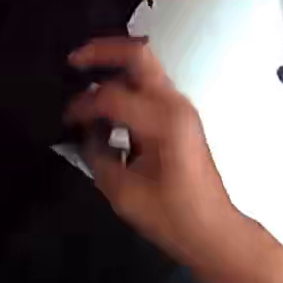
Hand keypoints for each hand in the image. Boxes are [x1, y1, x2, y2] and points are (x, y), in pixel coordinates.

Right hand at [63, 36, 245, 264]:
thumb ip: (98, 156)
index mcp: (163, 122)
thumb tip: (84, 134)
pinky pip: (149, 82)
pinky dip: (125, 80)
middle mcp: (175, 104)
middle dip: (103, 50)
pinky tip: (108, 100)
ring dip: (114, 64)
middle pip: (138, 53)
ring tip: (87, 73)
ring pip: (145, 63)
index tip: (68, 117)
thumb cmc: (175, 217)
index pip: (112, 95)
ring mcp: (181, 105)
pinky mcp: (180, 112)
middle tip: (76, 58)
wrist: (214, 232)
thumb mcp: (125, 194)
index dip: (83, 105)